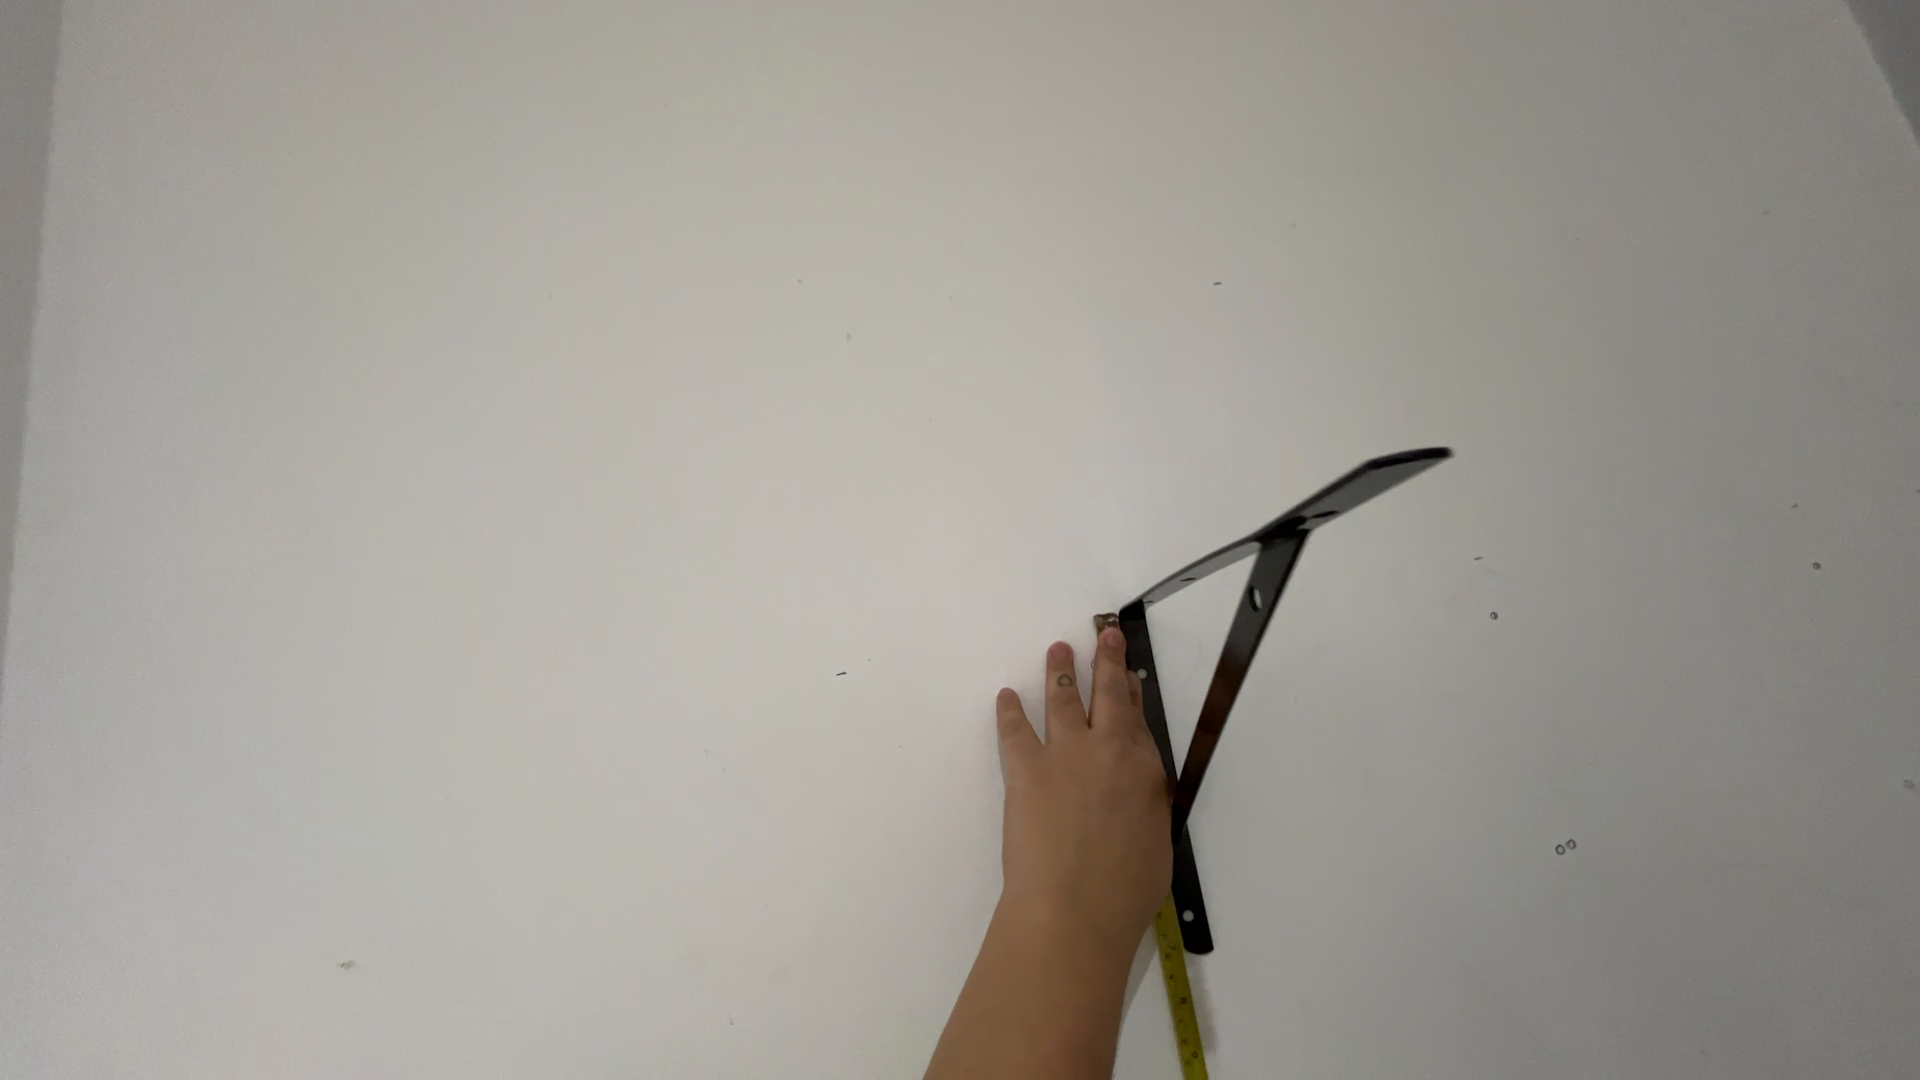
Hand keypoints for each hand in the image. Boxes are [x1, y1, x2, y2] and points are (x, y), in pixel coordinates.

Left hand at [994, 626, 1173, 957]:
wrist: (1073, 907)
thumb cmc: (1124, 890)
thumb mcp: (1155, 842)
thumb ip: (1146, 804)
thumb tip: (1136, 787)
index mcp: (1143, 770)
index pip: (1137, 719)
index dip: (1132, 692)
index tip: (1128, 674)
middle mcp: (1107, 749)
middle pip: (1107, 693)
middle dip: (1107, 659)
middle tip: (1104, 634)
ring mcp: (1064, 754)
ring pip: (1062, 699)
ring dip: (1059, 670)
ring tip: (1057, 650)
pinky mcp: (1026, 767)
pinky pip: (1015, 730)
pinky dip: (1009, 711)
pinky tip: (1006, 695)